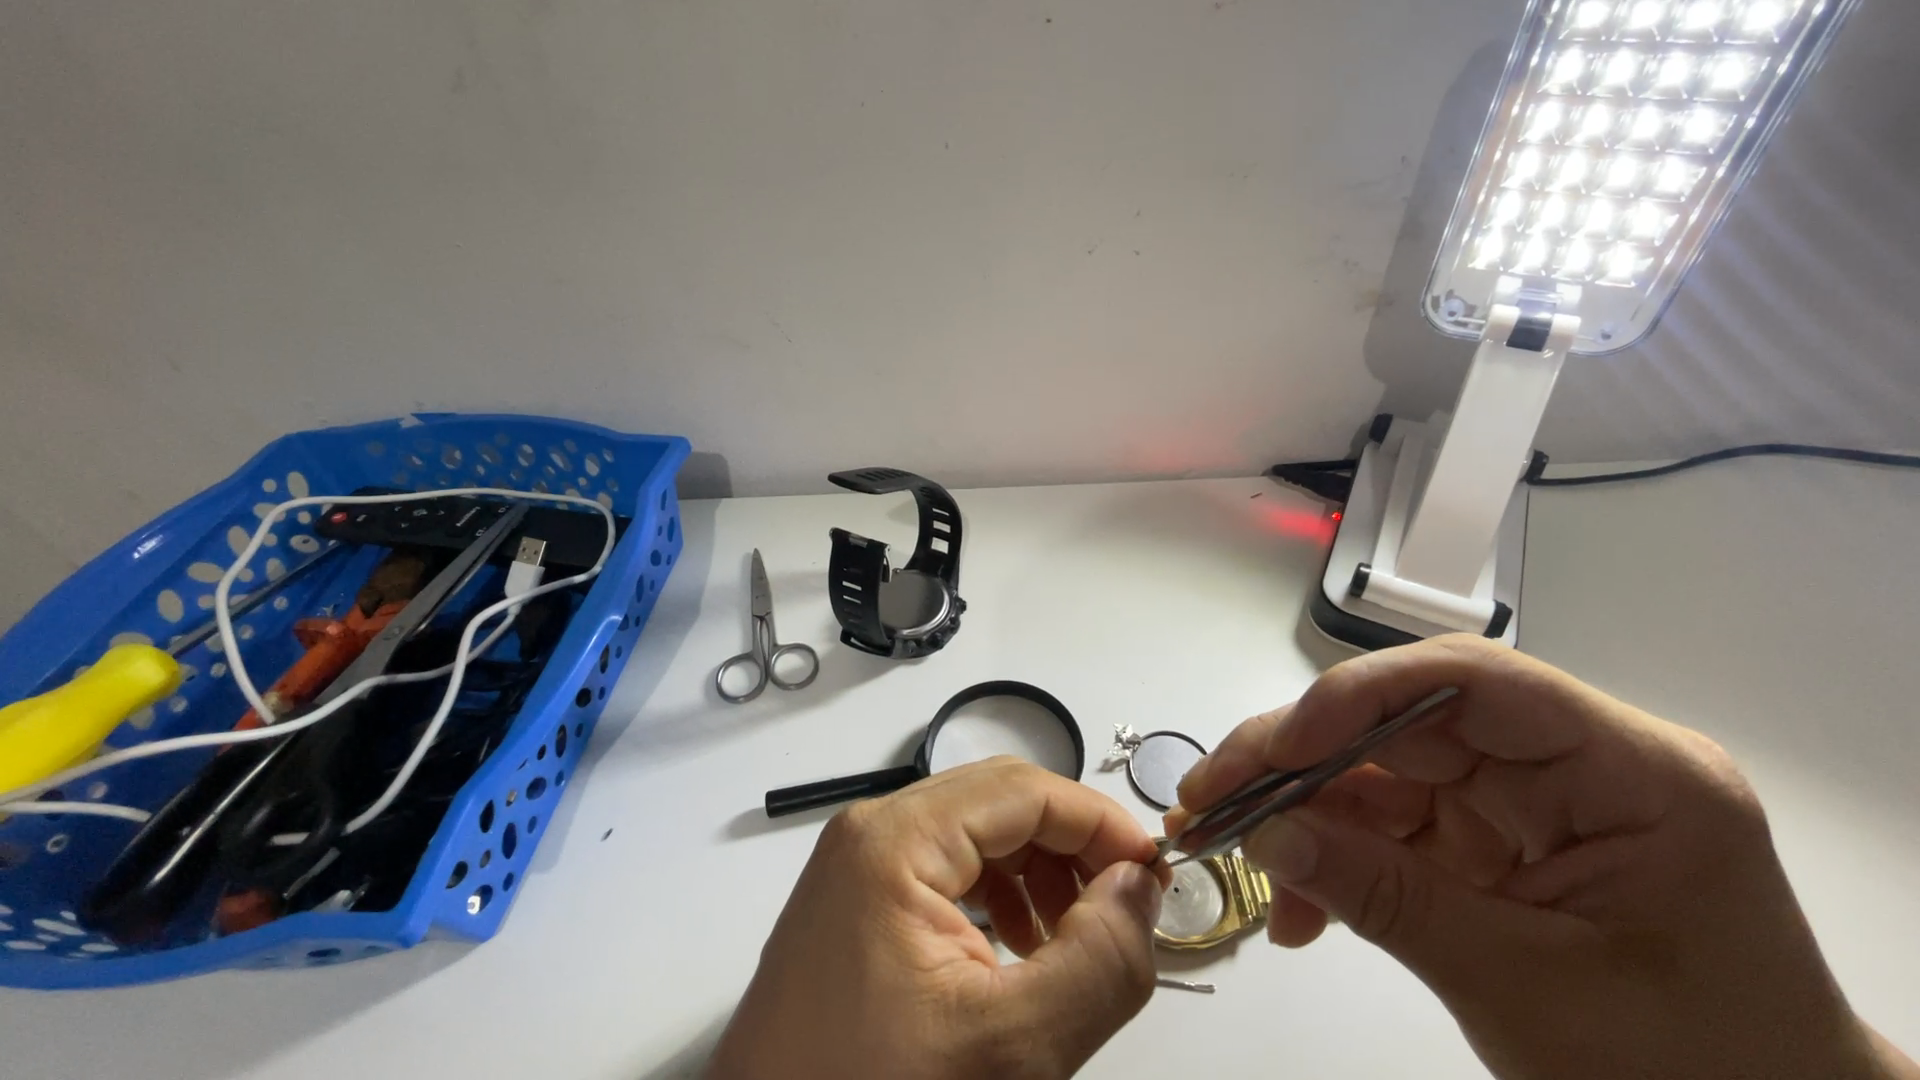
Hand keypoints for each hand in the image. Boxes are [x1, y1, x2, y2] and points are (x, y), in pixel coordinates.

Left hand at [708, 758, 1170, 1079]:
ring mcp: (859, 865)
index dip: (1100, 823)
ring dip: (1039, 873)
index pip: (1024, 790)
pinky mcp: (858, 900)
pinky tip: (1020, 950)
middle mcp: (871, 834)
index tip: (1152, 873)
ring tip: (1072, 941)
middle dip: (1073, 847)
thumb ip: (1099, 962)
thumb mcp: (1009, 1048)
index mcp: (895, 841)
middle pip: (1001, 802)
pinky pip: (948, 869)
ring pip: (978, 834)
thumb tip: (1139, 888)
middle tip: (1122, 908)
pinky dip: (1000, 896)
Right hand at [1172, 635, 1917, 1079]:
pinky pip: (1386, 827)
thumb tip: (1265, 834)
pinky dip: (1331, 861)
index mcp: (1630, 773)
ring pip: (1378, 771)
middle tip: (1211, 798)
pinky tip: (1296, 911)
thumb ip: (1387, 900)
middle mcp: (1567, 764)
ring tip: (1231, 857)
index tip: (1278, 747)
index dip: (1363, 693)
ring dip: (1300, 816)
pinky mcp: (1486, 840)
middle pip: (1403, 722)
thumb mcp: (1527, 990)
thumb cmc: (1688, 1075)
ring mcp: (1520, 802)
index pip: (1478, 683)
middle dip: (1297, 759)